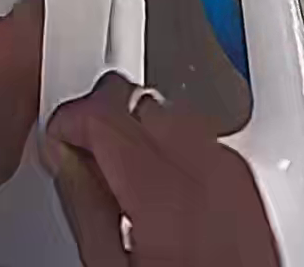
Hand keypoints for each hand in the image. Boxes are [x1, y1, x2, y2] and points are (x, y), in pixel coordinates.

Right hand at [46, 73, 280, 266]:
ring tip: (116, 175)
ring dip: (136, 129)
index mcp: (166, 188)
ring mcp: (232, 169)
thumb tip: (64, 157)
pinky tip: (154, 183)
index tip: (58, 136)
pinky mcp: (245, 180)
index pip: (104, 111)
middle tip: (80, 154)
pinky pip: (196, 135)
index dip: (71, 119)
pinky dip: (169, 143)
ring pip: (166, 110)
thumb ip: (83, 205)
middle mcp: (206, 165)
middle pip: (138, 100)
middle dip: (103, 118)